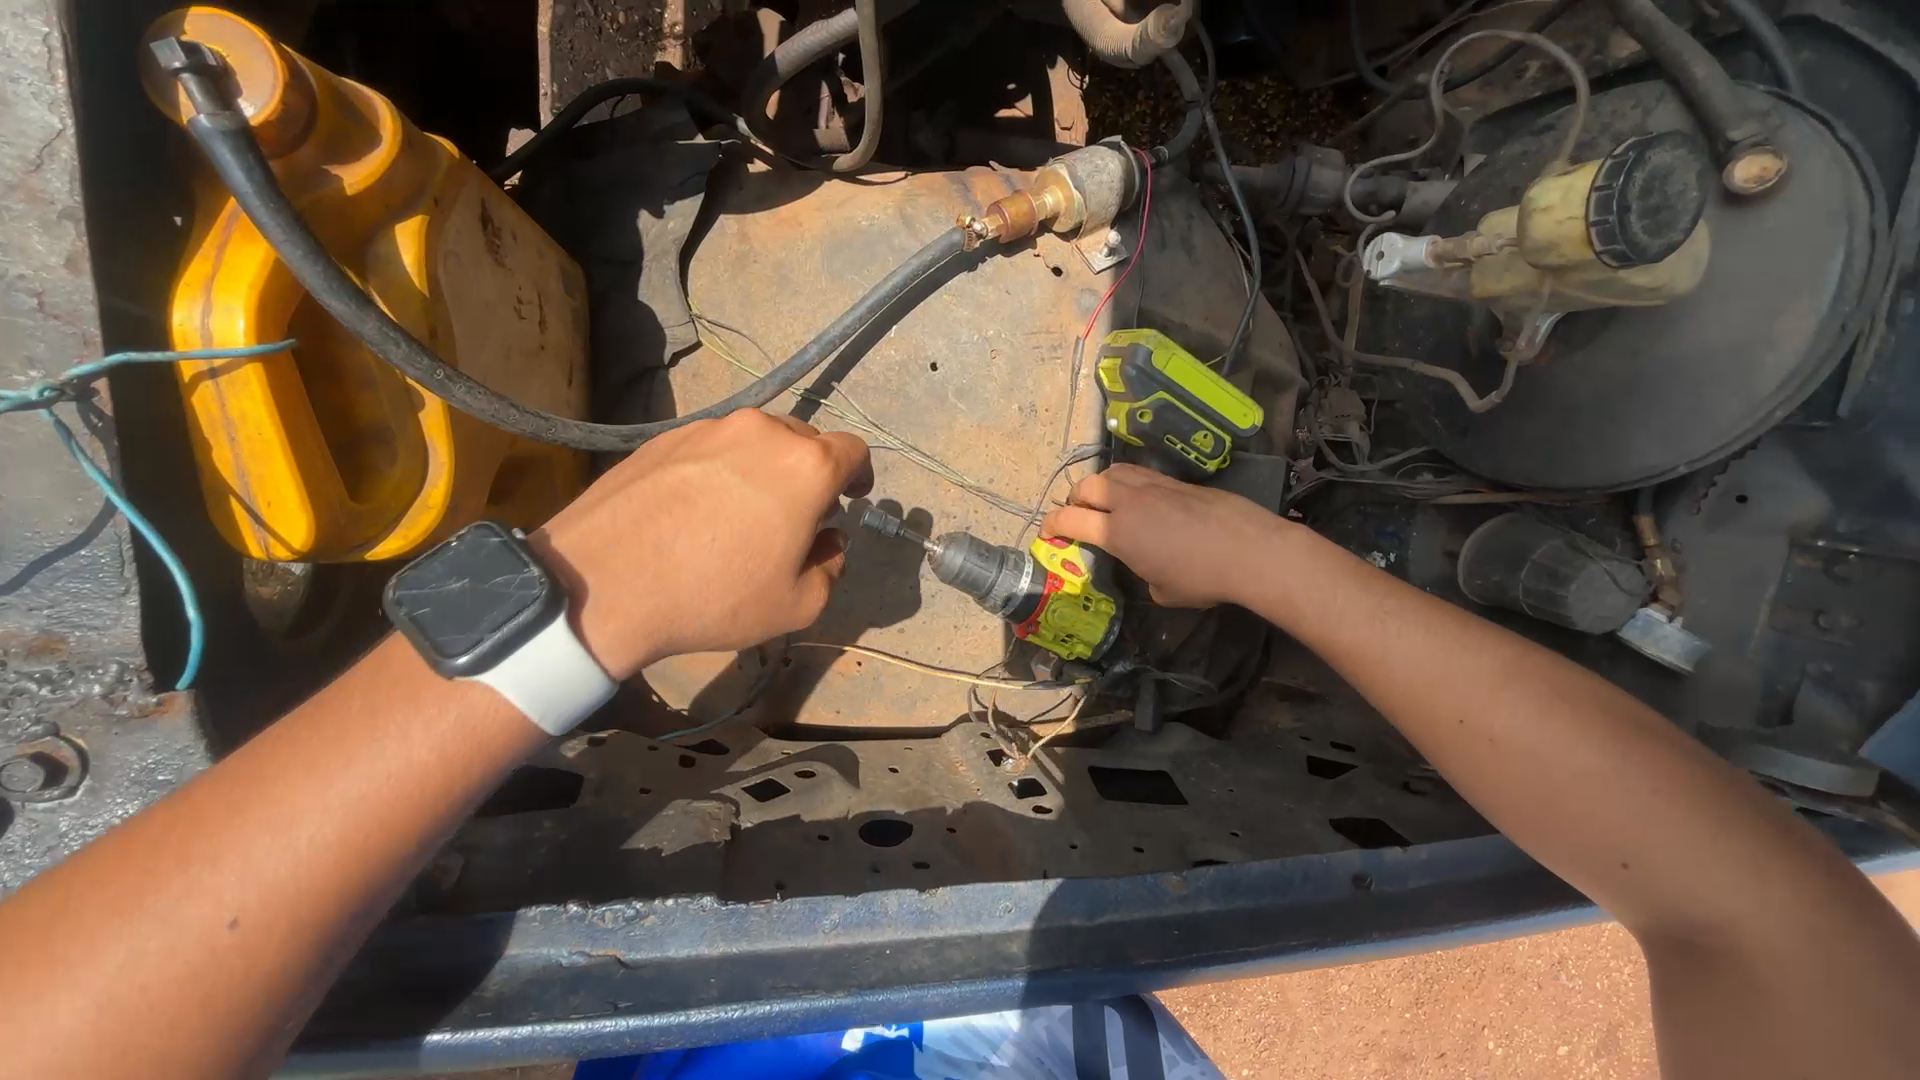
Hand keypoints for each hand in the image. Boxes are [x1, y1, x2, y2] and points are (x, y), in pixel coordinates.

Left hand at [531, 410, 871, 678]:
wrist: (604, 582)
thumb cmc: (715, 595)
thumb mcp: (798, 605)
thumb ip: (832, 569)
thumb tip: (829, 542)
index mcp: (806, 465)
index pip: (854, 450)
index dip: (860, 475)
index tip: (850, 498)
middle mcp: (762, 431)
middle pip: (806, 440)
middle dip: (813, 473)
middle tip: (798, 513)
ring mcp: (709, 427)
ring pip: (758, 439)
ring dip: (767, 467)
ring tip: (745, 511)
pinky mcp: (666, 436)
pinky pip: (714, 445)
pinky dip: (723, 468)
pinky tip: (699, 509)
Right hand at [1041, 464, 1285, 607]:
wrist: (1249, 550)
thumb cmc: (1202, 579)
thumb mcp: (1161, 590)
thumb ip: (1141, 573)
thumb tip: (1145, 566)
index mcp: (1117, 532)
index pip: (1069, 519)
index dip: (1051, 525)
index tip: (1048, 533)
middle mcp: (1128, 502)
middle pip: (1086, 486)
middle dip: (1074, 500)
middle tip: (1078, 514)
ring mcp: (1153, 486)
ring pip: (1112, 472)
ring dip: (1100, 485)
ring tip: (1105, 500)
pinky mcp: (1175, 481)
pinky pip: (1139, 473)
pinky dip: (1127, 482)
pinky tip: (1138, 496)